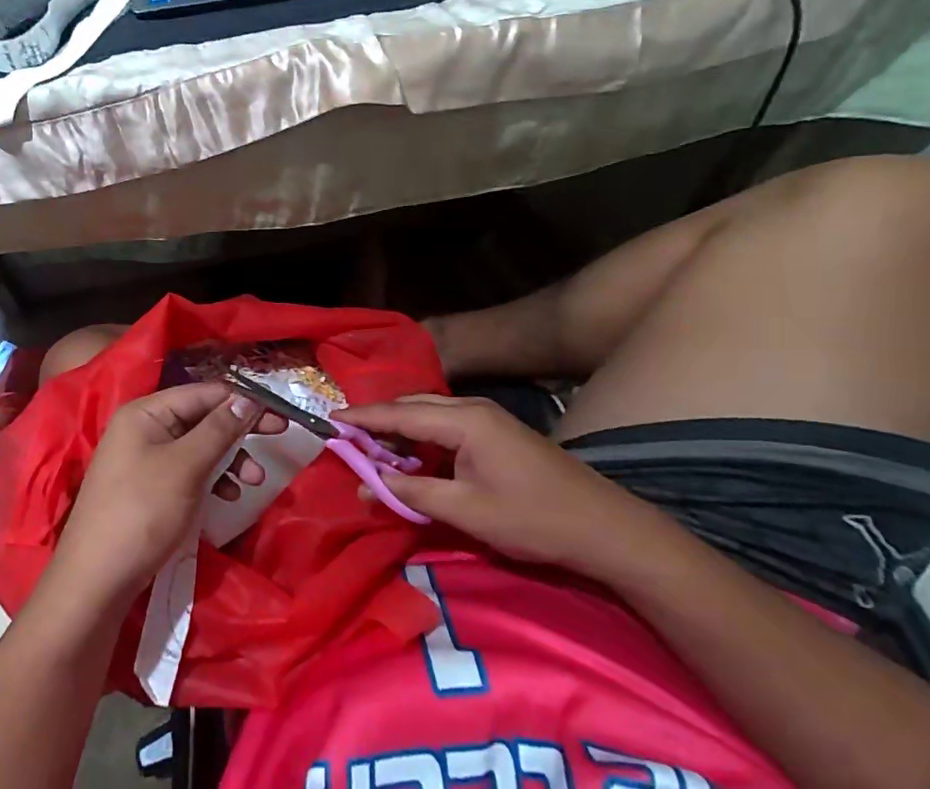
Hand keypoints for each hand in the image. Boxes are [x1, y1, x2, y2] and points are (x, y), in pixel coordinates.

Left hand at [54, 383, 284, 600]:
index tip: (278, 413)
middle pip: (203, 418)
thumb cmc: (142, 512)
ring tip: (253, 480)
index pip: (204, 393)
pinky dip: (213, 478)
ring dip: (230, 458)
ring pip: (200, 447)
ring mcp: (145, 459)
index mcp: (146, 413)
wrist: (96, 581)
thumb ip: (220, 429)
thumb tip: (248, 399)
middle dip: (240, 430)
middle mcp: (144, 428)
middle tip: (279, 435)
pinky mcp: (151, 488)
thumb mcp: (186, 466)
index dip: (242, 400)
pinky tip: (229, 495)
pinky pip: (190, 471)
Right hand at [337, 395, 641, 569]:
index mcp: (464, 420)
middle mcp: (474, 408)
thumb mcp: (465, 510)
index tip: (329, 421)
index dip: (363, 418)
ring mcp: (490, 417)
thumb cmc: (531, 518)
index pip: (400, 413)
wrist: (600, 524)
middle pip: (414, 405)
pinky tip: (413, 458)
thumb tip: (365, 484)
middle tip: (346, 439)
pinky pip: (448, 425)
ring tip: (372, 450)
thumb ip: (412, 493)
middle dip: (379, 421)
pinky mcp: (498, 432)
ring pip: (431, 414)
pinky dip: (423, 438)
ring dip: (401, 430)